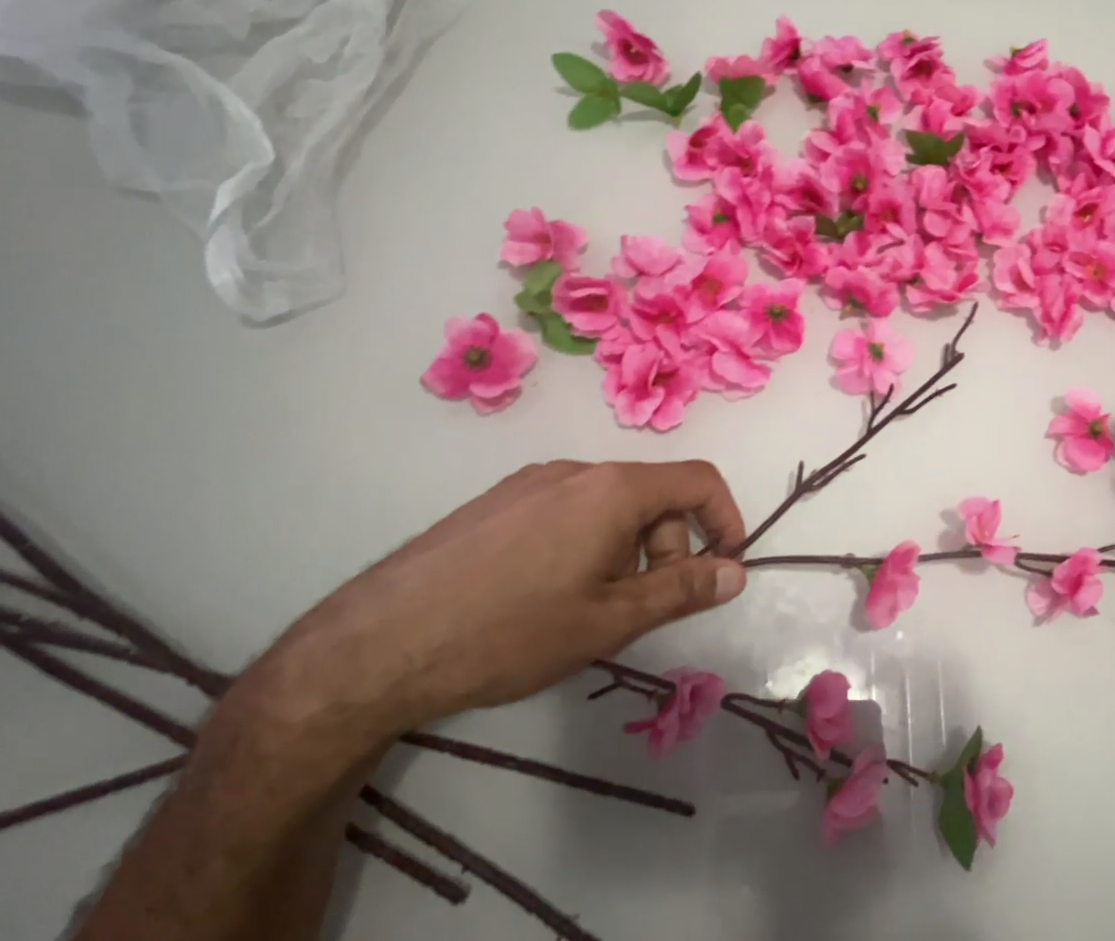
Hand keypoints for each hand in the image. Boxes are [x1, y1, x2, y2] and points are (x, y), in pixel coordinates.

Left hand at [240, 460, 746, 738]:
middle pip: (652, 495)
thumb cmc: (512, 632)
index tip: (724, 569)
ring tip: (590, 609)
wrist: (379, 644)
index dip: (726, 520)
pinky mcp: (495, 504)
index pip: (697, 480)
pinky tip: (547, 596)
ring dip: (627, 550)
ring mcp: (528, 484)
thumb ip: (682, 591)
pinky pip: (567, 511)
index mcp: (612, 489)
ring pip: (608, 506)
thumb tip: (735, 573)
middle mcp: (574, 471)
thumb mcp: (611, 620)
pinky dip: (586, 544)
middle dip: (669, 547)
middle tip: (643, 607)